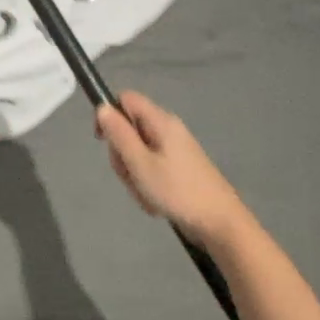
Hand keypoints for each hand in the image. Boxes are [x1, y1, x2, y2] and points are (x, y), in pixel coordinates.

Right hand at [95, 91, 248, 248]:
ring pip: (137, 151)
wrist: (218, 220)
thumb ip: (120, 135)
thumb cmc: (177, 190)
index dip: (109, 114)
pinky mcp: (177, 166)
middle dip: (121, 153)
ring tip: (144, 191)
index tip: (103, 140)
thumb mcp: (140, 163)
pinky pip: (149, 166)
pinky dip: (145, 181)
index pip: (127, 99)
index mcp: (161, 122)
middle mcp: (168, 130)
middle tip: (130, 174)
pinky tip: (153, 198)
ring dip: (132, 172)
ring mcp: (174, 149)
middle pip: (130, 128)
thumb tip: (102, 108)